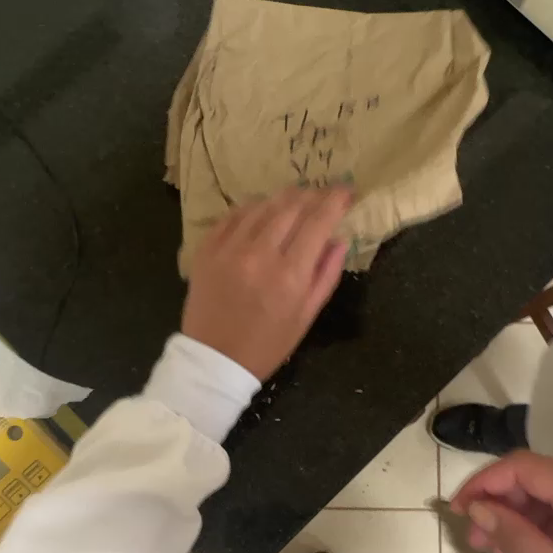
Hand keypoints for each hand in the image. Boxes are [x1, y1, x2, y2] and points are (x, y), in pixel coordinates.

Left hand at [181, 189, 351, 380]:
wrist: (214, 360)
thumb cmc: (266, 345)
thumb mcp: (306, 317)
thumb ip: (326, 275)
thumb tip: (338, 239)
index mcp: (289, 275)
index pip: (318, 221)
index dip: (335, 200)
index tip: (346, 191)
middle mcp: (259, 254)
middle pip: (291, 206)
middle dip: (312, 195)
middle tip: (321, 196)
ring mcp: (229, 249)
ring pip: (262, 205)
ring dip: (282, 199)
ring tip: (294, 202)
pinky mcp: (206, 249)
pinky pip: (233, 215)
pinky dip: (252, 209)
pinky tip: (261, 214)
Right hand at [450, 451, 552, 552]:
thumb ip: (521, 542)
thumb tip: (478, 510)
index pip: (523, 466)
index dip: (483, 483)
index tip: (457, 512)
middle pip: (540, 474)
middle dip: (500, 500)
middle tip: (475, 539)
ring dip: (524, 512)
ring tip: (496, 548)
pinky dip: (552, 521)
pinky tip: (534, 548)